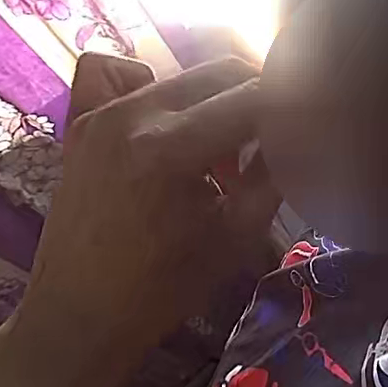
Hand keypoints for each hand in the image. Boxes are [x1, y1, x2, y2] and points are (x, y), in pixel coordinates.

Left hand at [0, 55, 280, 386]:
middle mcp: (132, 113)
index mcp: (170, 148)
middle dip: (260, 94)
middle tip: (275, 133)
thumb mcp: (237, 235)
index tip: (310, 122)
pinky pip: (125, 73)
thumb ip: (274, 173)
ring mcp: (101, 111)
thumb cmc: (163, 288)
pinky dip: (158, 86)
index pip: (253, 97)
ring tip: (226, 147)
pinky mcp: (84, 119)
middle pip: (222, 71)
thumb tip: (300, 130)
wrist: (78, 315)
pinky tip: (169, 124)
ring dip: (220, 99)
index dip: (291, 106)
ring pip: (185, 75)